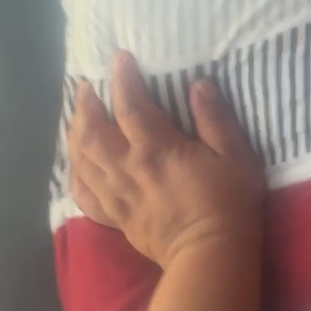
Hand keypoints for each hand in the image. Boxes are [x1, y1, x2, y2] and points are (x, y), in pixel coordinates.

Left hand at [69, 52, 264, 267]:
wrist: (211, 252)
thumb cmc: (230, 199)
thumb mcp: (234, 153)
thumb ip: (215, 117)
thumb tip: (198, 84)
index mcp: (156, 149)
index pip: (130, 105)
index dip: (123, 79)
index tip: (120, 58)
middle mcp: (126, 168)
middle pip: (92, 130)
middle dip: (86, 103)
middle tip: (87, 85)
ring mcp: (115, 194)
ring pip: (81, 158)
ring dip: (75, 132)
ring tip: (78, 115)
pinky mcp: (114, 216)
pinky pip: (82, 191)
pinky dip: (75, 171)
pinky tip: (78, 162)